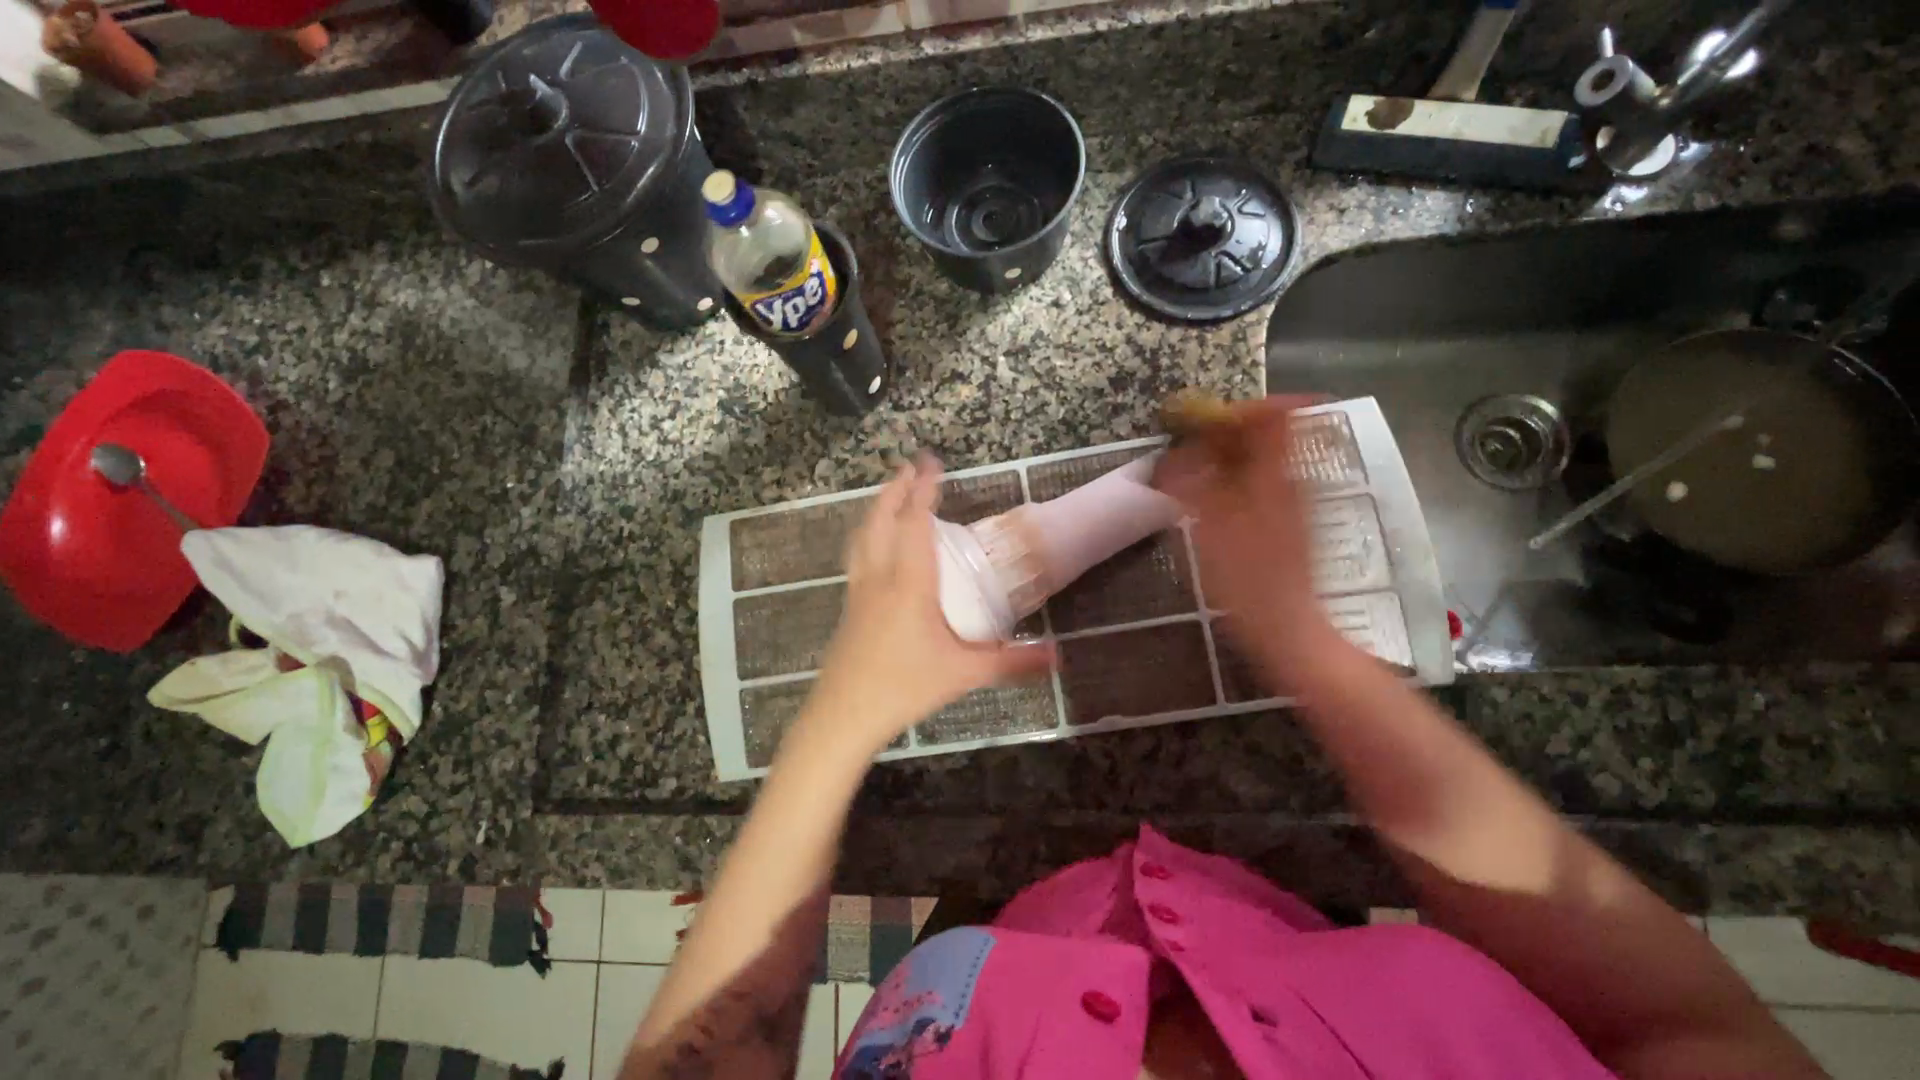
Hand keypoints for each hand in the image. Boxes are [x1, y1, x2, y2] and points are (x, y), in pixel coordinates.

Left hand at [795, 457, 1055, 758]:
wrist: (842, 716)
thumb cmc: (904, 688)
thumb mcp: (964, 675)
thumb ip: (1012, 662)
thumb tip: (1059, 657)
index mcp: (909, 584)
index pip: (915, 524)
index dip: (923, 491)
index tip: (930, 463)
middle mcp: (879, 578)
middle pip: (881, 521)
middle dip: (894, 490)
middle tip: (908, 467)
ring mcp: (858, 593)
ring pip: (863, 538)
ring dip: (877, 510)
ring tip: (890, 496)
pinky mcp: (848, 609)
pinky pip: (857, 558)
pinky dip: (868, 537)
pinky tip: (876, 549)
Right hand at [1154, 396, 1351, 688]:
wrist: (1289, 631)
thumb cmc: (1249, 582)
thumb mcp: (1211, 530)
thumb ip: (1192, 485)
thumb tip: (1172, 455)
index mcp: (1279, 475)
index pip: (1281, 412)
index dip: (1246, 407)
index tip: (1209, 420)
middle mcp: (1294, 480)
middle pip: (1273, 432)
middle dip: (1231, 432)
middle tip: (1195, 448)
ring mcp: (1297, 503)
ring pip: (1269, 458)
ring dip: (1234, 457)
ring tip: (1198, 475)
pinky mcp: (1292, 523)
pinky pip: (1267, 483)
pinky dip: (1240, 481)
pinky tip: (1214, 505)